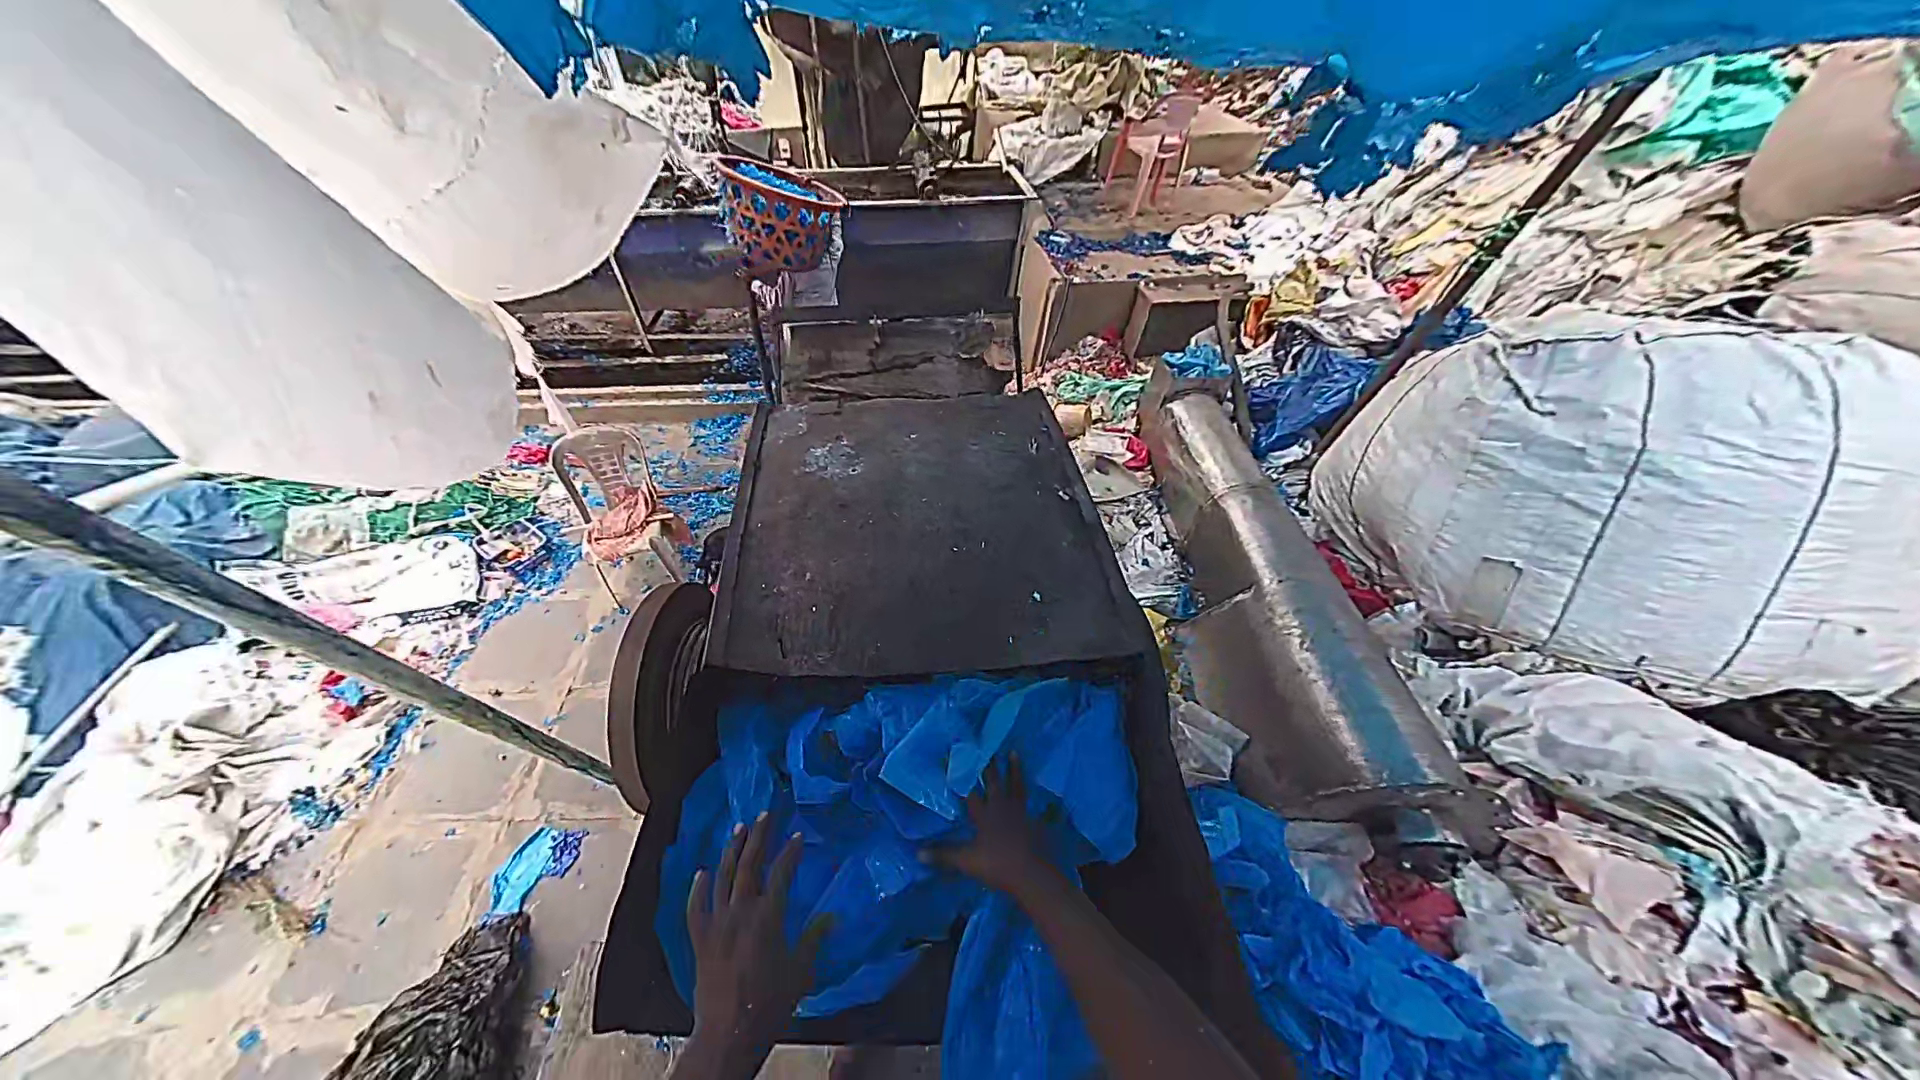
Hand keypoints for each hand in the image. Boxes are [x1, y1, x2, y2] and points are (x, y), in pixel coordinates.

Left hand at [685, 813, 829, 1067]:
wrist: (729, 1034)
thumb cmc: (770, 1004)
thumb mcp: (801, 971)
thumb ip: (814, 940)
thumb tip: (831, 918)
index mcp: (768, 917)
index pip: (781, 873)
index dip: (791, 852)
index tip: (798, 836)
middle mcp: (740, 913)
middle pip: (749, 865)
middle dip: (759, 837)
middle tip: (766, 815)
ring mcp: (717, 924)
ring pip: (723, 877)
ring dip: (732, 850)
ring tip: (739, 829)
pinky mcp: (700, 939)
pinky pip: (696, 907)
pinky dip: (698, 888)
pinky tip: (702, 872)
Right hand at [922, 757, 1061, 899]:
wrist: (1032, 874)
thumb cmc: (997, 865)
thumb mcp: (967, 861)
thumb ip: (944, 855)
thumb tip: (918, 852)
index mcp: (984, 815)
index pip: (968, 790)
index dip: (959, 775)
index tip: (949, 756)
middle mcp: (1001, 808)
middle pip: (994, 782)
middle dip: (988, 764)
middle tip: (986, 745)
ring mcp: (1020, 814)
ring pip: (1016, 786)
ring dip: (1014, 770)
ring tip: (1014, 752)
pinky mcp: (1035, 823)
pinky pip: (1033, 806)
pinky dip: (1036, 800)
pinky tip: (1042, 796)